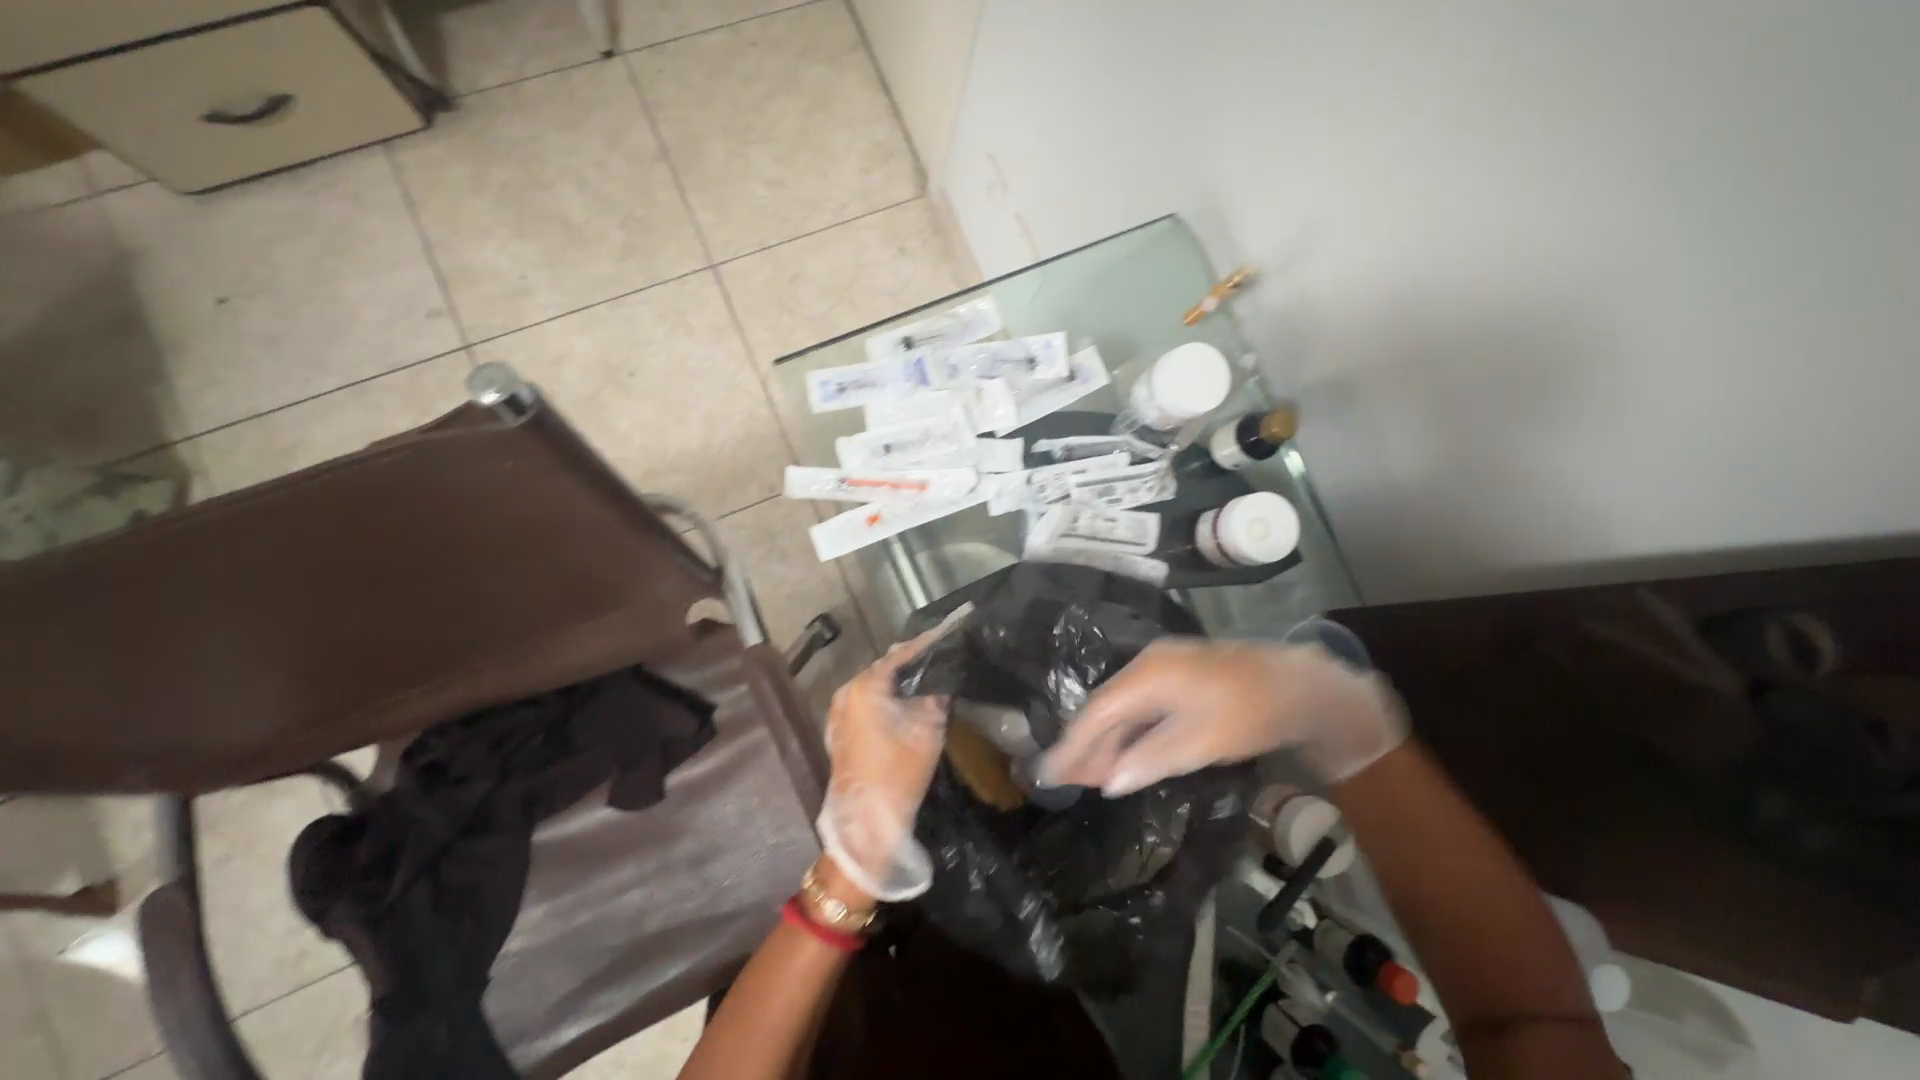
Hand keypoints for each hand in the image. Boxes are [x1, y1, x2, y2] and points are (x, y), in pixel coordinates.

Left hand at [816, 627, 952, 901]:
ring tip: (932, 674)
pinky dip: (889, 698)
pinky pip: (869, 703)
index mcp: (864, 687)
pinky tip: (909, 702)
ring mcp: (839, 713)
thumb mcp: (927, 731)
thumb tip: (942, 679)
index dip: (927, 643)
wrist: (865, 825)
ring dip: (901, 681)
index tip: (950, 631)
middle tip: (944, 653)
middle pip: (885, 668)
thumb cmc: (898, 775)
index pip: (901, 655)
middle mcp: (846, 693)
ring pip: (876, 686)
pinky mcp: (841, 731)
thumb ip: (935, 696)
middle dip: (913, 661)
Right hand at [1036, 638, 1405, 795]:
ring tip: (1091, 776)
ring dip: (1106, 741)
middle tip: (1067, 781)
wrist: (1299, 684)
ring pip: (1121, 707)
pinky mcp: (1176, 676)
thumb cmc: (1248, 713)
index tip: (1050, 773)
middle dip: (1086, 746)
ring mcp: (1162, 667)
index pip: (1097, 712)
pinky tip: (1123, 755)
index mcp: (1148, 676)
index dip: (1073, 745)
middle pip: (1105, 707)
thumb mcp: (1198, 744)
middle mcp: (1147, 664)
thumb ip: (1150, 761)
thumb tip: (1109, 782)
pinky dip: (1127, 732)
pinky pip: (1139, 705)